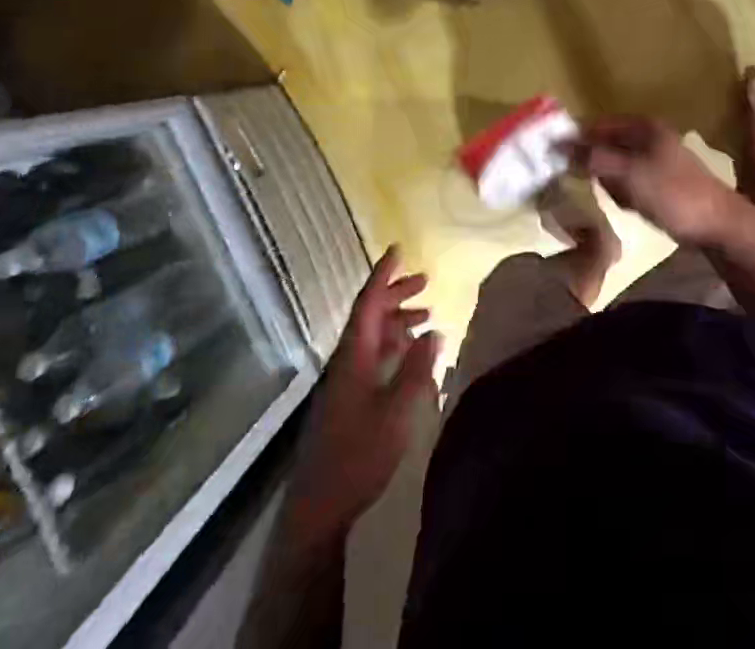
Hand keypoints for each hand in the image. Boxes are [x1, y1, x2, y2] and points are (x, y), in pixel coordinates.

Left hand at [284, 246, 440, 544]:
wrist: (320, 504)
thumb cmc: (359, 455)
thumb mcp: (396, 411)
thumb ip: (416, 369)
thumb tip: (434, 330)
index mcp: (353, 356)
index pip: (367, 303)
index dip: (383, 275)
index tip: (399, 250)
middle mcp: (345, 361)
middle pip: (369, 315)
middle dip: (396, 294)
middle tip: (426, 282)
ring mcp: (345, 381)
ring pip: (370, 337)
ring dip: (396, 320)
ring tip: (425, 315)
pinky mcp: (348, 399)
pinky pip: (371, 357)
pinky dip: (392, 346)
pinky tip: (409, 354)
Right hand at [574, 117, 746, 245]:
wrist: (717, 225)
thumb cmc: (672, 193)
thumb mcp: (628, 174)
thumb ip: (593, 158)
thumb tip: (559, 146)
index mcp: (642, 126)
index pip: (596, 125)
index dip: (574, 139)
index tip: (553, 158)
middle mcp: (647, 137)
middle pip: (604, 145)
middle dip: (592, 165)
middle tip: (582, 184)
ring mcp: (654, 160)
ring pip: (614, 166)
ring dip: (608, 182)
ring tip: (615, 197)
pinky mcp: (658, 182)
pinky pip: (628, 183)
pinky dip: (623, 193)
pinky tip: (629, 206)